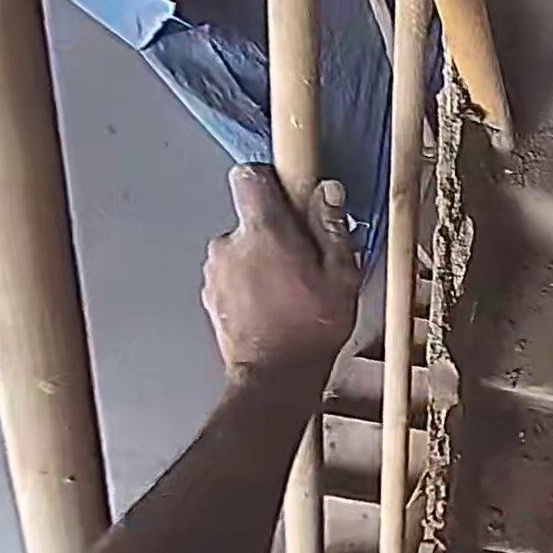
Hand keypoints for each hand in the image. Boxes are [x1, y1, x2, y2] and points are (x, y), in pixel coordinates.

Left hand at [203, 164, 358, 374]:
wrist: (276, 376)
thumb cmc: (312, 329)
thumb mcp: (342, 277)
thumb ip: (332, 228)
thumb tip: (326, 192)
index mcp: (264, 232)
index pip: (250, 176)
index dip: (270, 180)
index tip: (291, 196)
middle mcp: (230, 244)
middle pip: (251, 218)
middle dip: (277, 232)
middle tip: (306, 261)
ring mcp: (216, 271)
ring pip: (242, 248)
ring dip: (263, 260)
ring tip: (292, 290)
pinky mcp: (210, 294)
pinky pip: (233, 274)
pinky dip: (250, 282)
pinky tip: (275, 305)